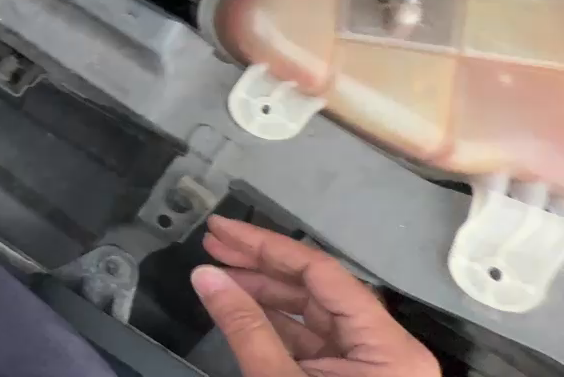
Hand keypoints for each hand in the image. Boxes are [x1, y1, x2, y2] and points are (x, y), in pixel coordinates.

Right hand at [192, 216, 437, 376]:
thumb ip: (243, 326)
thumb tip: (204, 273)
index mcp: (388, 348)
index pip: (323, 273)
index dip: (266, 244)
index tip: (217, 229)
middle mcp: (388, 351)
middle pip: (319, 288)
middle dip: (261, 264)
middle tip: (209, 245)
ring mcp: (375, 368)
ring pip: (313, 311)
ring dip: (262, 288)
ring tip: (216, 275)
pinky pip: (312, 337)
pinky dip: (272, 318)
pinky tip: (238, 308)